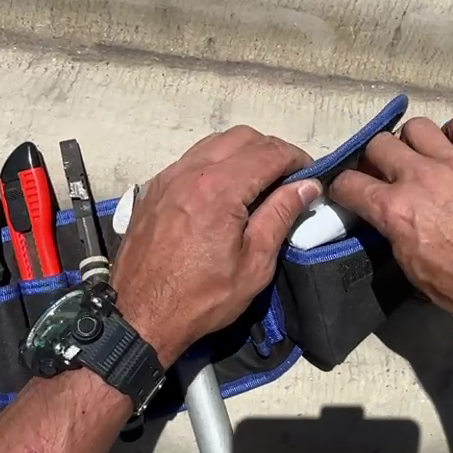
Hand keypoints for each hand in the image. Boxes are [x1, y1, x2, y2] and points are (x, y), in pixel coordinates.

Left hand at [113, 127, 317, 365]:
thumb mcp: (254, 263)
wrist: (140, 315)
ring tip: (258, 184)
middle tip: (288, 180)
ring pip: (215, 143)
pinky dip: (215, 163)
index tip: (311, 177)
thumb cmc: (201, 298)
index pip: (270, 152)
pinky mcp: (154, 189)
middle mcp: (191, 171)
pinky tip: (224, 192)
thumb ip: (280, 216)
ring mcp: (168, 177)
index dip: (298, 159)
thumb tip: (306, 185)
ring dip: (243, 153)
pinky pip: (191, 159)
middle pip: (243, 137)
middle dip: (272, 151)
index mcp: (219, 189)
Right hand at [329, 115, 452, 343]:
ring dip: (412, 143)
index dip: (343, 189)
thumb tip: (386, 219)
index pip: (349, 183)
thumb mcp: (411, 268)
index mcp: (395, 209)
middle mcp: (420, 177)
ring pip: (417, 127)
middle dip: (375, 160)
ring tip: (421, 160)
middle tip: (386, 176)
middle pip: (379, 144)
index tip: (349, 194)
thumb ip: (392, 232)